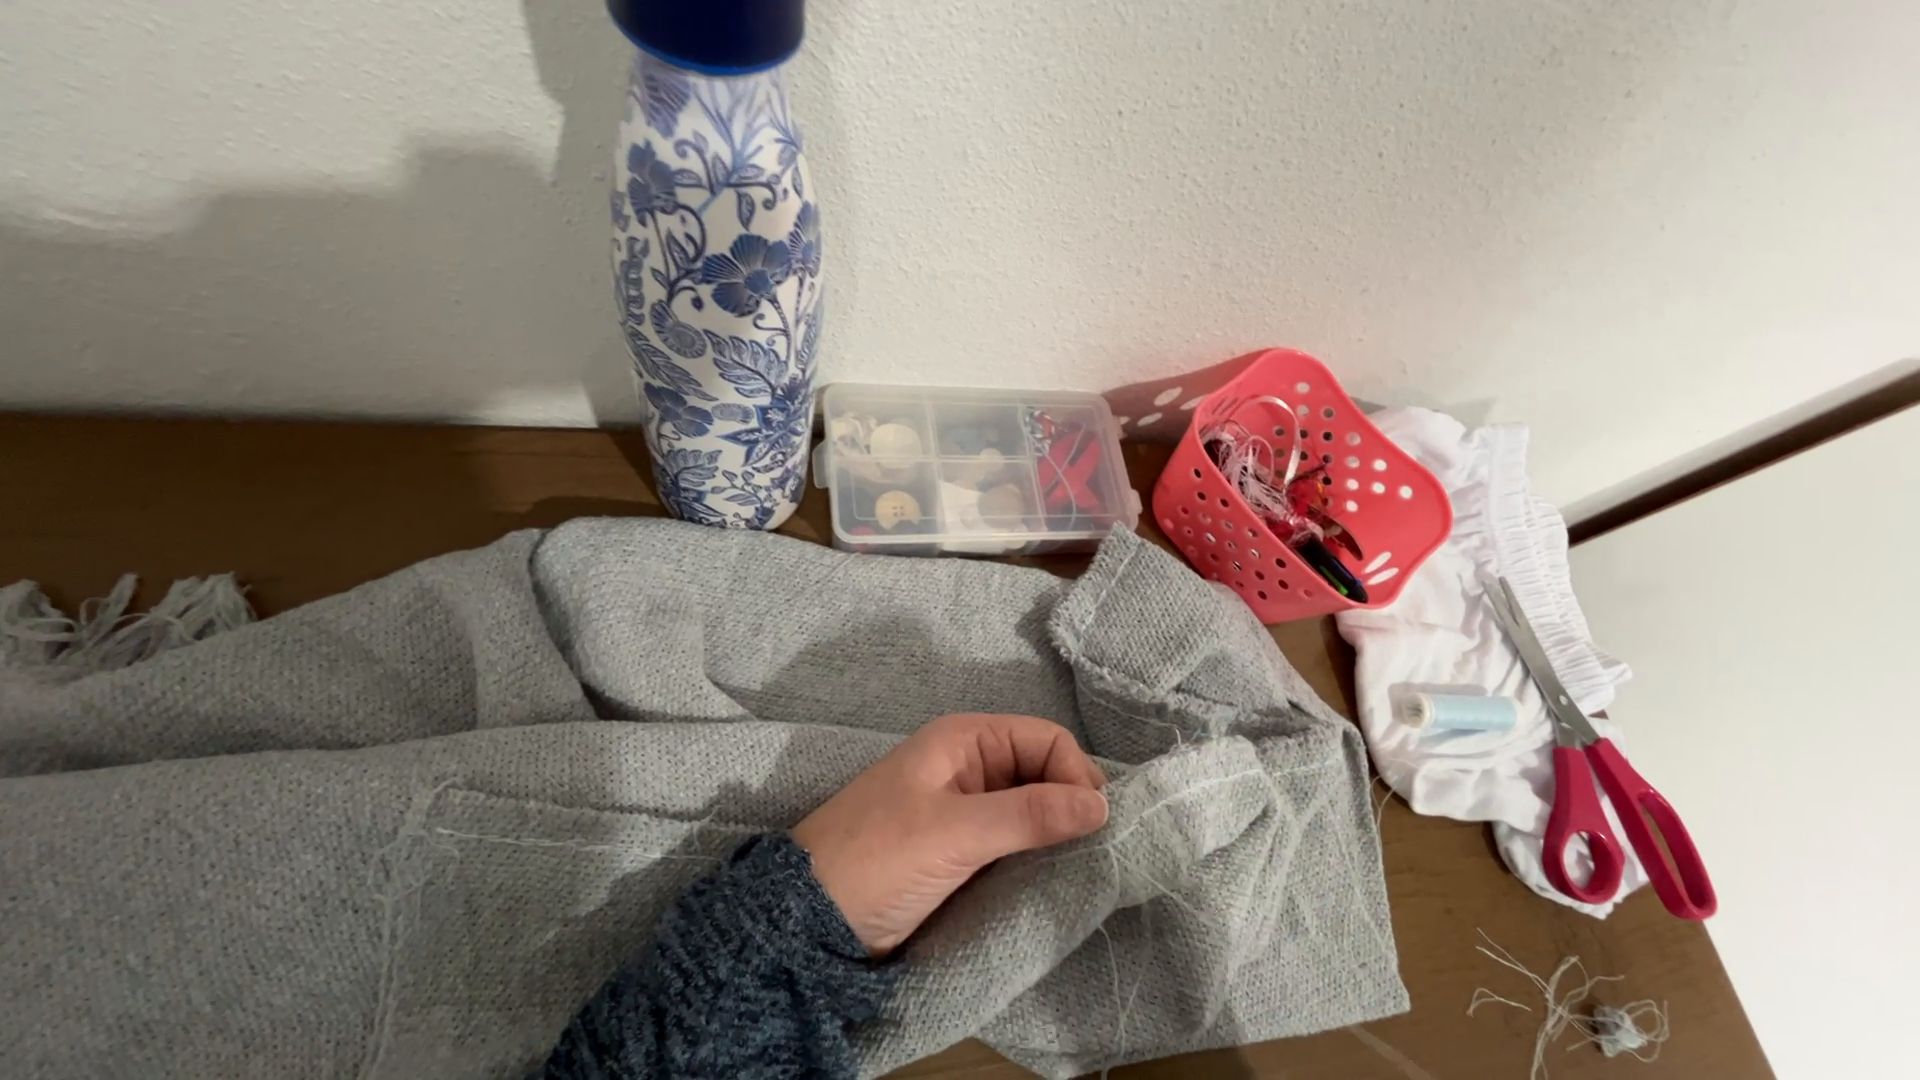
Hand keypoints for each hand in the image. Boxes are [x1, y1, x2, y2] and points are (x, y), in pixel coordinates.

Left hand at [790, 713, 1108, 957]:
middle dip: (1071, 803)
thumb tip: (1103, 805)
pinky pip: (1013, 839)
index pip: (1045, 740)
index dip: (1075, 775)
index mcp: (964, 741)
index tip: (1096, 825)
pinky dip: (1036, 853)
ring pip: (1031, 808)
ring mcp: (965, 808)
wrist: (808, 920)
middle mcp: (968, 766)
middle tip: (1097, 850)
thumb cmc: (877, 859)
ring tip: (1083, 866)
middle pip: (1042, 771)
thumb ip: (1028, 814)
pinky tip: (1053, 876)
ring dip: (1056, 831)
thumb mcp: (953, 832)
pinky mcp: (961, 848)